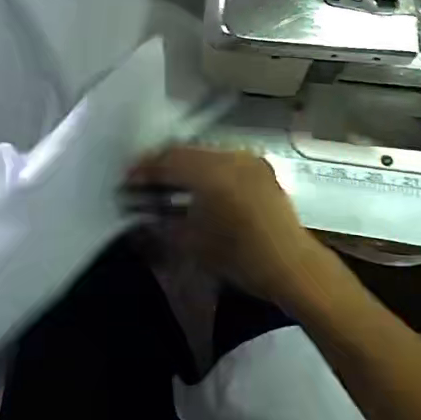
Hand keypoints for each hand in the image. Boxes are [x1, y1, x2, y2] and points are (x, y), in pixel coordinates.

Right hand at [129, 146, 344, 310]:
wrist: (293, 268)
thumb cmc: (240, 258)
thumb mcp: (191, 242)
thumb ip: (160, 222)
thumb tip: (140, 212)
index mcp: (213, 171)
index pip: (168, 159)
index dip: (143, 169)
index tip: (127, 181)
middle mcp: (232, 157)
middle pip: (186, 151)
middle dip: (162, 164)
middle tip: (142, 181)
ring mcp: (250, 160)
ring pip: (205, 153)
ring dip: (184, 166)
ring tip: (167, 185)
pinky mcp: (261, 169)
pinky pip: (224, 160)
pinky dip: (205, 170)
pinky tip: (196, 188)